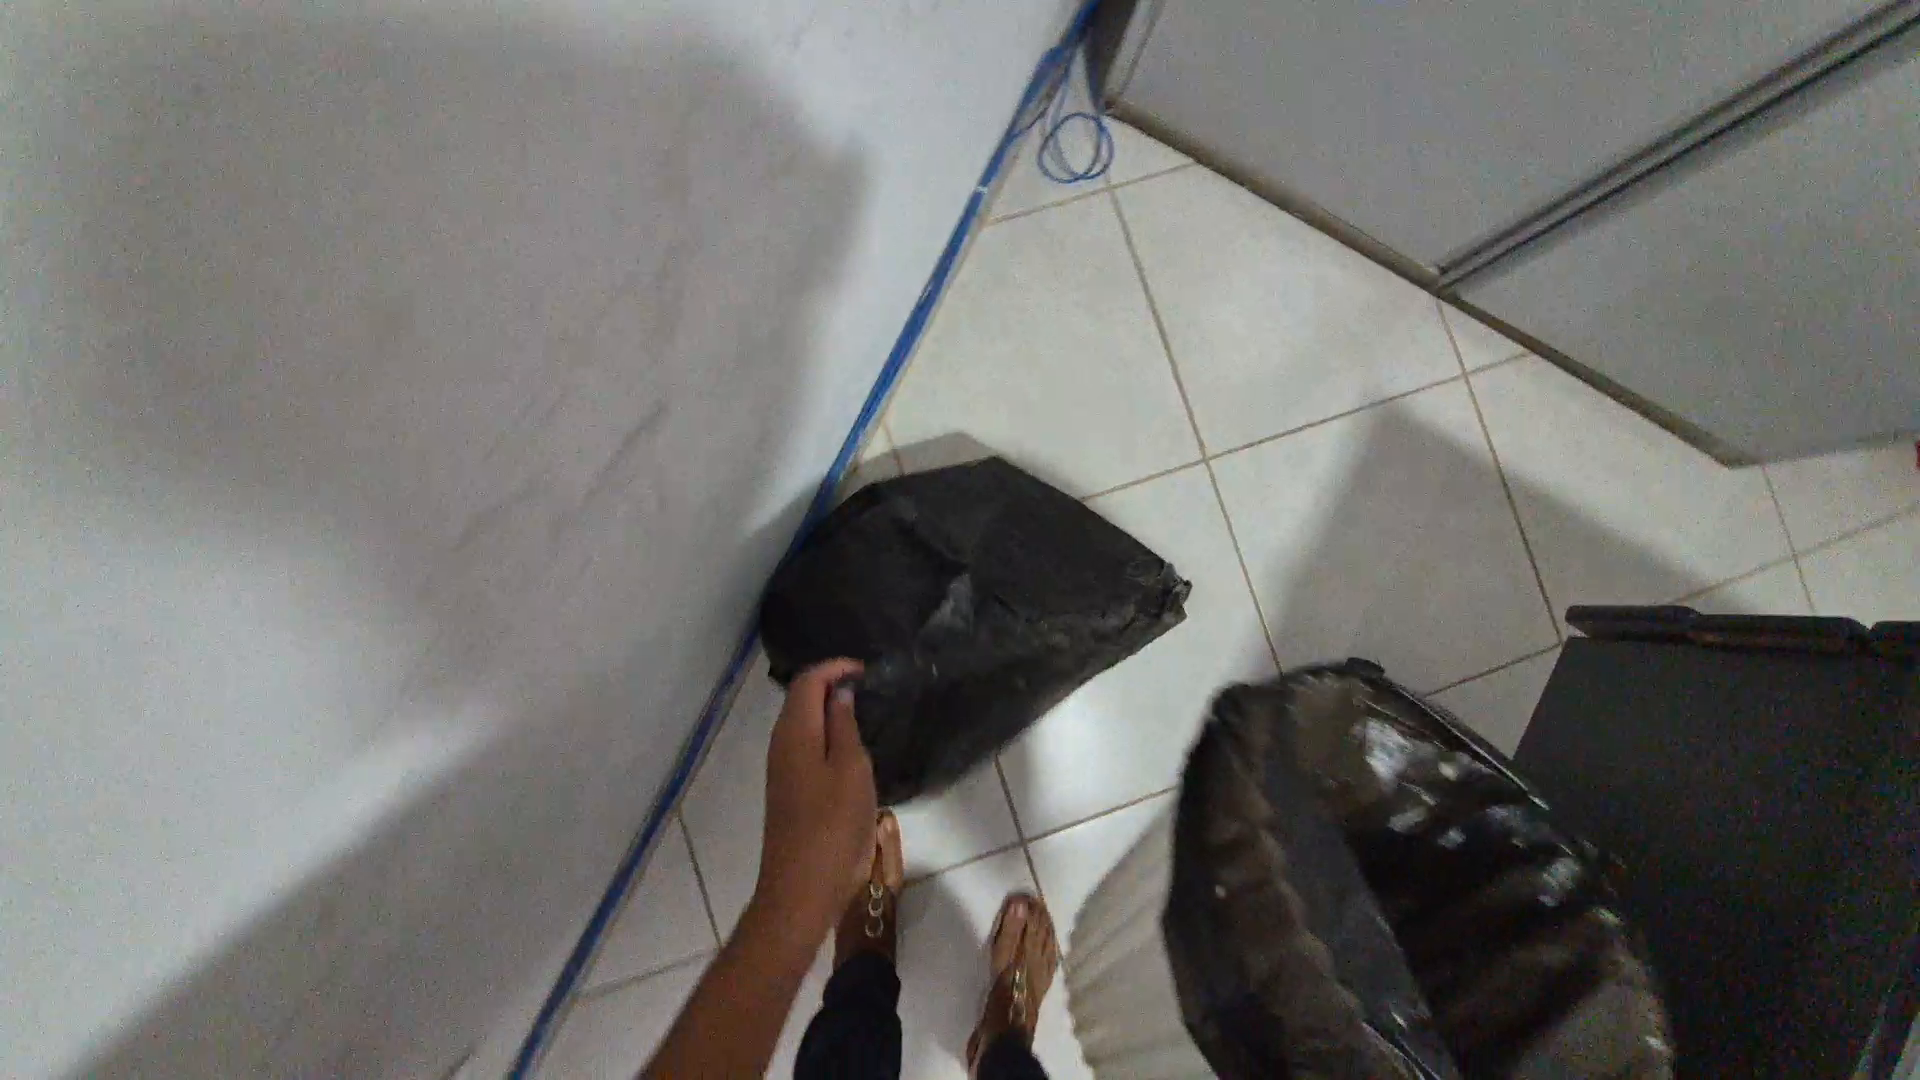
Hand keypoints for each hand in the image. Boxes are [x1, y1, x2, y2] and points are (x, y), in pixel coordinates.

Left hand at [753, 658, 876, 943]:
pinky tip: (850, 749)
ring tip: (865, 714)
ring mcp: (781, 770)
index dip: (835, 667)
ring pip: (801, 723)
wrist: (801, 891)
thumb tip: (839, 694)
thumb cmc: (833, 827)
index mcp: (795, 733)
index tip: (867, 671)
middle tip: (869, 688)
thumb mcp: (852, 769)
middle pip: (800, 699)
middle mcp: (781, 744)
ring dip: (828, 710)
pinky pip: (805, 746)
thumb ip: (844, 726)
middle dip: (831, 684)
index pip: (808, 681)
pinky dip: (825, 735)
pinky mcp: (788, 791)